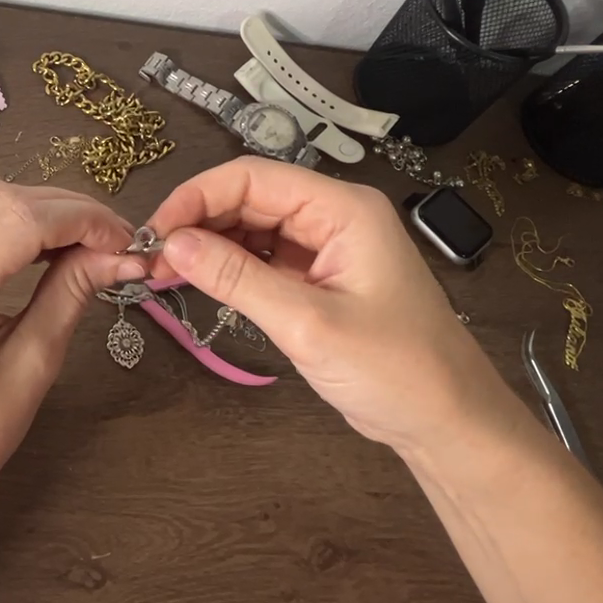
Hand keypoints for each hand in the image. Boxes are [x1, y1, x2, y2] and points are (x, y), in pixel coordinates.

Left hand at [0, 181, 145, 523]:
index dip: (81, 220)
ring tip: (94, 242)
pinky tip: (55, 245)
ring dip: (47, 213)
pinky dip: (21, 226)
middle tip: (118, 241)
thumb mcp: (32, 366)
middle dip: (69, 211)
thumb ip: (72, 294)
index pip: (18, 223)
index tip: (127, 241)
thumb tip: (124, 254)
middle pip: (1, 201)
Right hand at [147, 157, 506, 453]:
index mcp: (342, 208)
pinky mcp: (318, 276)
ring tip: (166, 272)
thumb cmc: (395, 370)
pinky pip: (262, 257)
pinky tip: (199, 281)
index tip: (155, 232)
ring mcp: (326, 246)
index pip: (253, 178)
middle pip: (249, 198)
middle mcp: (332, 215)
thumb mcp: (308, 323)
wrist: (450, 424)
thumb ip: (237, 278)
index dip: (197, 197)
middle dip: (198, 222)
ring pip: (251, 227)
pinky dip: (228, 267)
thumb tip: (172, 244)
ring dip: (208, 245)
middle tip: (152, 259)